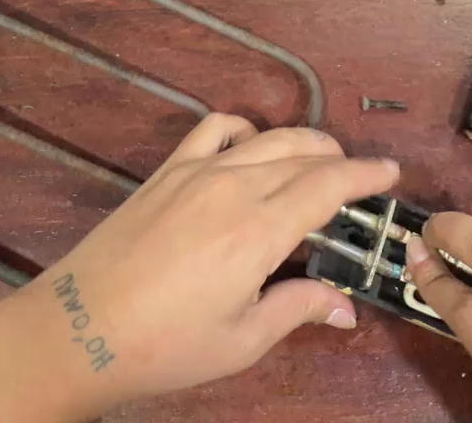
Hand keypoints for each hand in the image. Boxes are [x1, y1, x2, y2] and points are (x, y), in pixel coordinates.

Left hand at [0, 114, 398, 421]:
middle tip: (358, 176)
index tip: (389, 172)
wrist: (82, 327)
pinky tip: (252, 143)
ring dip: (303, 141)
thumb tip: (346, 308)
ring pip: (268, 137)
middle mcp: (236, 186)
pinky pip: (215, 128)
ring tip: (320, 156)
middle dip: (339, 159)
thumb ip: (298, 310)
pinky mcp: (170, 168)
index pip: (328, 186)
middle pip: (304, 155)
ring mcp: (200, 170)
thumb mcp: (241, 340)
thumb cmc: (166, 344)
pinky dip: (244, 127)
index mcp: (261, 230)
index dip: (365, 175)